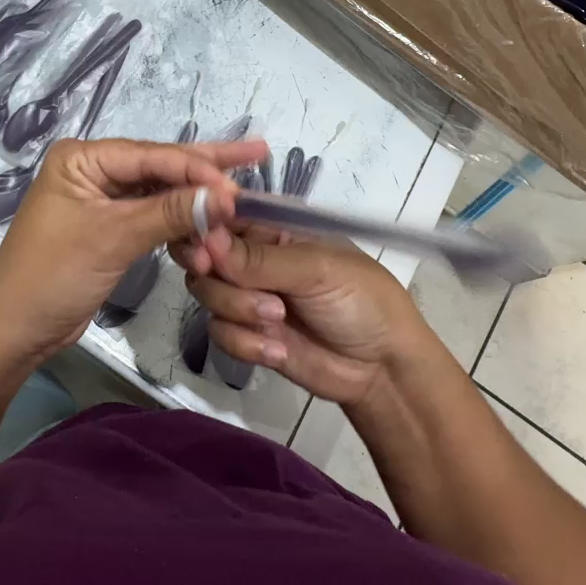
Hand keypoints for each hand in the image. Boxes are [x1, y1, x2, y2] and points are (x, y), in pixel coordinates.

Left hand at [0, 138, 264, 363]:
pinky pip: (153, 215)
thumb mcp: (113, 239)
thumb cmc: (54, 275)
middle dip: (207, 166)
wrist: (17, 329)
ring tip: (245, 194)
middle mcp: (92, 170)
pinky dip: (181, 222)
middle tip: (258, 152)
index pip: (151, 155)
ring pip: (160, 191)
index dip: (197, 169)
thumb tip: (226, 196)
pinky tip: (212, 221)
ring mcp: (102, 198)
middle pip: (160, 165)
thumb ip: (169, 213)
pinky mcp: (110, 227)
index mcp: (82, 158)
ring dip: (196, 202)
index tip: (239, 188)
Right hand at [170, 224, 441, 403]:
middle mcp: (253, 258)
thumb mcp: (316, 270)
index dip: (204, 227)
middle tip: (237, 287)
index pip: (221, 215)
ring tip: (277, 320)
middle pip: (202, 255)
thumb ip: (259, 258)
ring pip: (206, 293)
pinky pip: (219, 332)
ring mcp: (248, 297)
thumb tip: (206, 237)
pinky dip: (244, 342)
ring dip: (237, 309)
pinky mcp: (247, 335)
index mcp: (272, 229)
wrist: (383, 370)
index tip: (203, 250)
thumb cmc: (362, 301)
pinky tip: (277, 349)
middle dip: (215, 275)